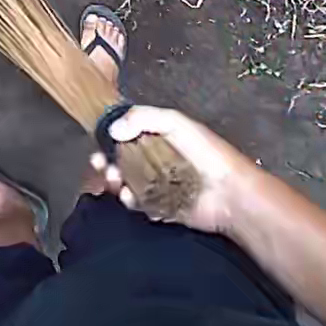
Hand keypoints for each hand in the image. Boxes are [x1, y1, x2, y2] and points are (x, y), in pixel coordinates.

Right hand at [91, 105, 264, 235]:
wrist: (228, 192)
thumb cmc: (205, 152)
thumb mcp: (174, 122)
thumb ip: (142, 118)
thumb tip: (112, 129)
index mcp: (158, 135)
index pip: (126, 134)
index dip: (109, 138)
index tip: (98, 143)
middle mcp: (155, 158)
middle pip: (121, 159)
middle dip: (106, 161)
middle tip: (99, 164)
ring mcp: (156, 184)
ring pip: (125, 181)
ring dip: (114, 180)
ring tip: (114, 180)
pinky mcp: (159, 207)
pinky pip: (137, 203)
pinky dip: (129, 200)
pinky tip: (129, 197)